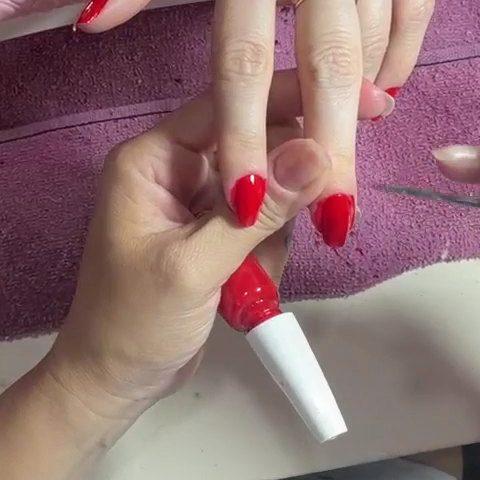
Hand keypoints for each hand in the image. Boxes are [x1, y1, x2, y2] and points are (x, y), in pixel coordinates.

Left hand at [44, 88, 329, 419]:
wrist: (114, 381)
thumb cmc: (132, 324)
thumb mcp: (193, 268)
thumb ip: (258, 214)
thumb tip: (319, 153)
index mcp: (150, 159)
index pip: (229, 105)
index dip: (295, 99)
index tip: (364, 101)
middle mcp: (174, 170)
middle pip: (259, 144)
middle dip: (288, 189)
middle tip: (327, 212)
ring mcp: (196, 203)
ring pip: (271, 189)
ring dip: (274, 237)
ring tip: (248, 281)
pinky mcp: (214, 234)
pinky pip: (265, 225)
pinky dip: (267, 257)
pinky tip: (245, 291)